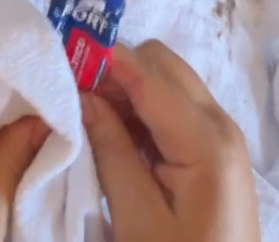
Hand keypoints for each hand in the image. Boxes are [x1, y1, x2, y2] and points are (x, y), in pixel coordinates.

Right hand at [81, 41, 260, 241]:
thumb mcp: (137, 219)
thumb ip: (109, 148)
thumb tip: (81, 94)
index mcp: (206, 140)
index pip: (146, 72)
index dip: (101, 58)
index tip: (57, 57)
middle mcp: (220, 124)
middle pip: (159, 63)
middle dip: (114, 69)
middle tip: (74, 96)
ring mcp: (221, 136)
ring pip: (164, 79)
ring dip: (125, 87)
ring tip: (89, 116)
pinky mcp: (214, 151)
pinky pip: (171, 105)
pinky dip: (139, 107)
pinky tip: (115, 134)